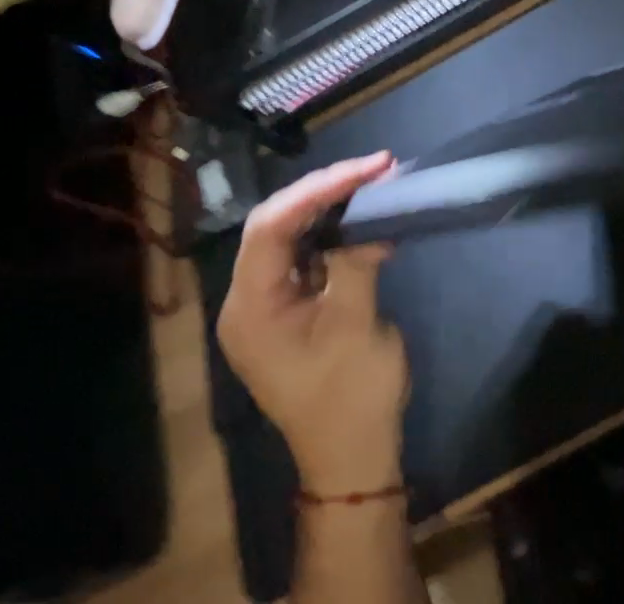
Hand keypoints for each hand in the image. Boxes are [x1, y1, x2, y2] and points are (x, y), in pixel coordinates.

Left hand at [216, 153, 408, 493]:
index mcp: (250, 307)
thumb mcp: (356, 327)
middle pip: (274, 227)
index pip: (271, 227)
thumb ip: (354, 265)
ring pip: (289, 239)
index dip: (317, 190)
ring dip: (329, 209)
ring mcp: (267, 308)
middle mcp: (247, 302)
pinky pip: (304, 260)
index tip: (369, 169)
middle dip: (323, 192)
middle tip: (376, 168)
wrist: (351, 455)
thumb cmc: (350, 395)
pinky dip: (332, 236)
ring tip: (372, 183)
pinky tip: (361, 221)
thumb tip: (367, 225)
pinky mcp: (289, 313)